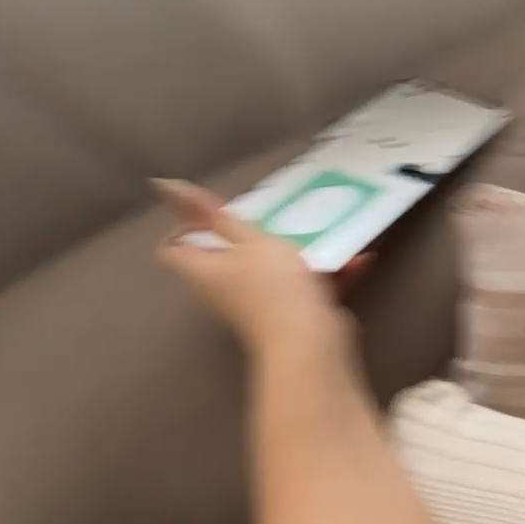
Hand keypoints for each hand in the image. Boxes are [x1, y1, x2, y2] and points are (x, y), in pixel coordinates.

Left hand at [153, 179, 351, 352]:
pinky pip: (306, 287)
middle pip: (225, 259)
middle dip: (250, 237)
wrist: (309, 338)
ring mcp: (259, 304)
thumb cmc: (273, 285)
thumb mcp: (250, 239)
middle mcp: (223, 289)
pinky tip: (360, 257)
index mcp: (202, 270)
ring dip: (294, 254)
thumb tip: (165, 184)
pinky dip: (328, 274)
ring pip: (270, 272)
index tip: (219, 215)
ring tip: (322, 233)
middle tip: (276, 218)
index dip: (188, 228)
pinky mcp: (292, 313)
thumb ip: (219, 215)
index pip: (174, 247)